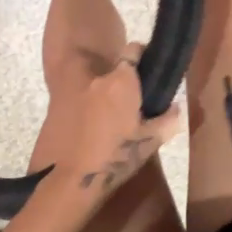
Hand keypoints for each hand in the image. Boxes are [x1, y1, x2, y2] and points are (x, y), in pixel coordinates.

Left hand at [60, 44, 183, 195]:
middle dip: (124, 83)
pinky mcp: (56, 105)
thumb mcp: (147, 144)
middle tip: (133, 105)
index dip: (142, 56)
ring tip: (111, 119)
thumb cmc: (113, 159)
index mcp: (120, 82)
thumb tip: (175, 108)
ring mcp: (72, 89)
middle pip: (113, 71)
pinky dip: (87, 107)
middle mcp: (96, 79)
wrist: (67, 181)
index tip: (149, 72)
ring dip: (103, 95)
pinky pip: (78, 98)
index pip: (133, 50)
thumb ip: (166, 122)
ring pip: (94, 84)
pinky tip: (92, 129)